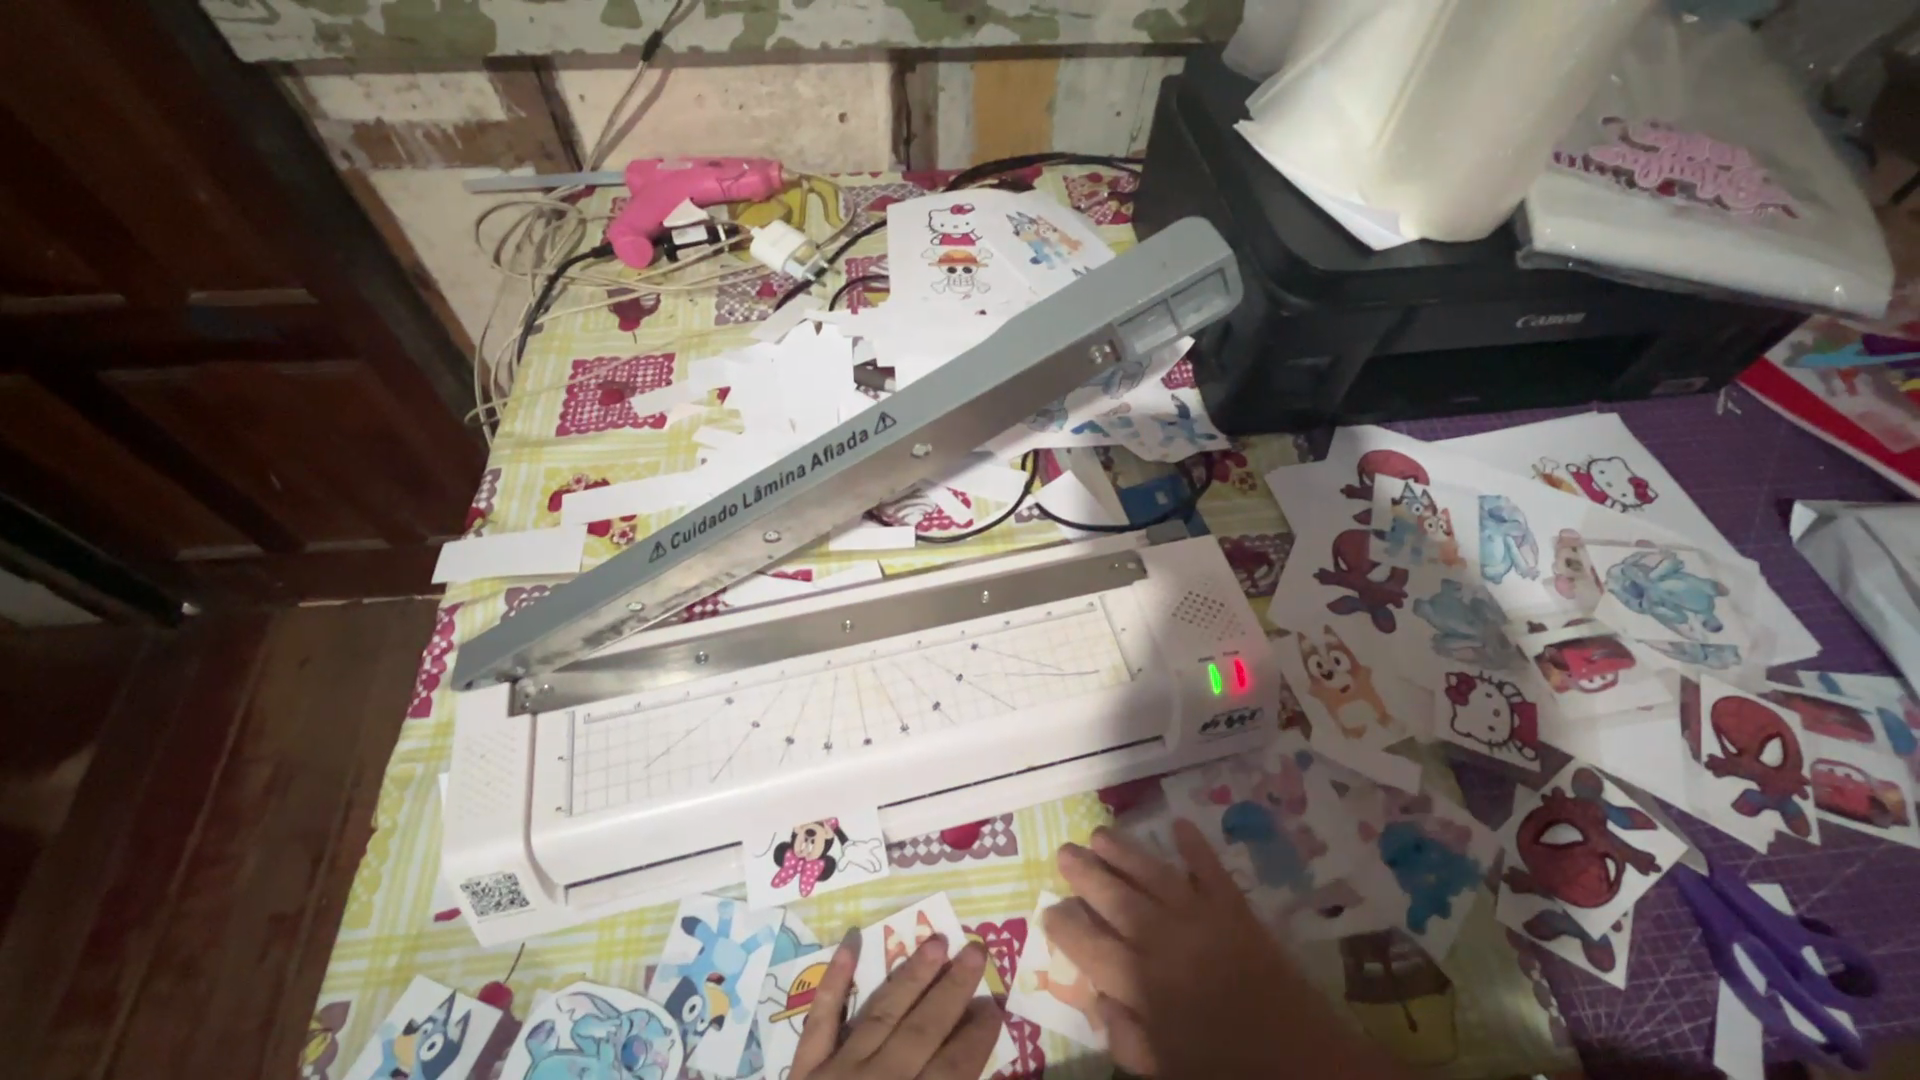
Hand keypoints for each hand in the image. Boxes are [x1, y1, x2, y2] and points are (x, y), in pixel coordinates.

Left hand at [790, 928, 1004, 1079]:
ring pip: (880, 1014)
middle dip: (952, 989)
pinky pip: (821, 1020)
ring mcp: (837, 1073)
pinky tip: (851, 944)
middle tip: (977, 950)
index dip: (978, 1036)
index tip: (997, 1003)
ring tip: (936, 941)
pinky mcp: (803, 1072)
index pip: (954, 1069)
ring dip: (909, 977)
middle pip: (923, 1030)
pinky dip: (835, 981)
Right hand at [1045, 820, 1408, 1079]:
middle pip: (1114, 898)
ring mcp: (1201, 919)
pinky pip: (1211, 870)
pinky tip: (1179, 825)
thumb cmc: (1226, 1071)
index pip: (1088, 945)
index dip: (1065, 925)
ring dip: (1123, 851)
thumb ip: (1124, 1036)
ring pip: (1152, 874)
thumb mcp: (1163, 1070)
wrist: (1305, 1065)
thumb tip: (1096, 997)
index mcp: (1141, 985)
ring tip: (1098, 833)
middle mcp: (1163, 942)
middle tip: (1064, 851)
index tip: (1050, 909)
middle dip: (1084, 873)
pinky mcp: (1236, 910)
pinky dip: (1195, 846)